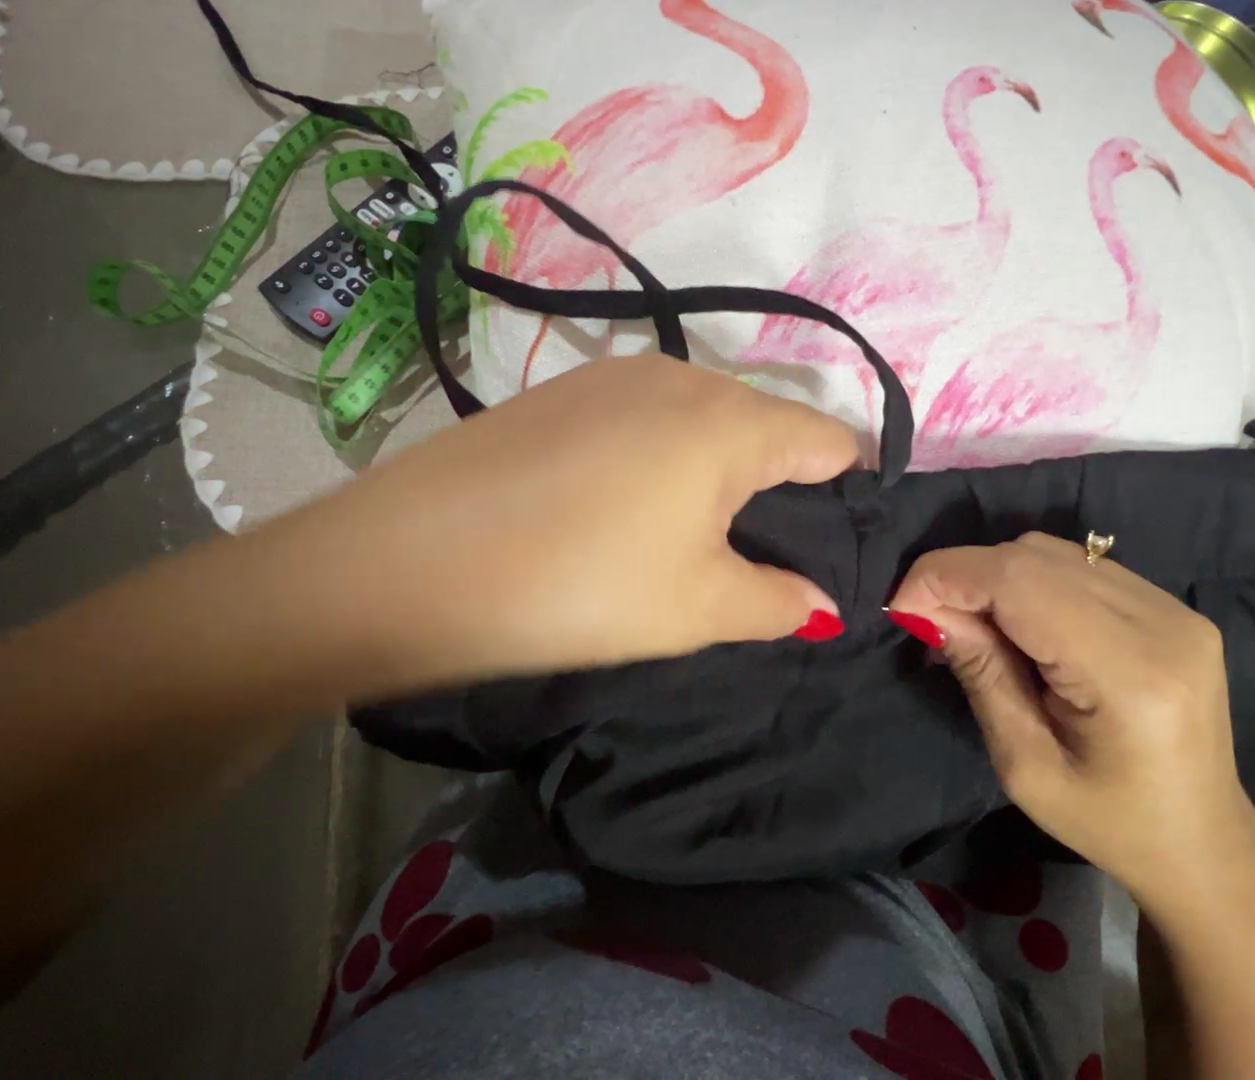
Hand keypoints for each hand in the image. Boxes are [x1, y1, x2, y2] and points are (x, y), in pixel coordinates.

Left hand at [265, 354, 857, 695]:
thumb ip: (779, 603)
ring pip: (703, 418)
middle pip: (766, 422)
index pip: (829, 438)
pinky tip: (620, 509)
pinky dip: (661, 457)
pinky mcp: (560, 390)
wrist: (410, 562)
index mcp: (730, 420)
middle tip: (752, 556)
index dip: (843, 491)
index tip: (827, 545)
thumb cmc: (577, 586)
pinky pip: (645, 417)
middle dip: (779, 484)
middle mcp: (680, 375)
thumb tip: (824, 604)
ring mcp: (613, 376)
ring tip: (684, 536)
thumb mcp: (696, 609)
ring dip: (716, 470)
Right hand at [888, 533, 1254, 902]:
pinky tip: (1017, 622)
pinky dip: (1031, 582)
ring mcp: (1176, 609)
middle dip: (965, 575)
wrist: (1200, 840)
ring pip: (1057, 553)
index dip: (949, 577)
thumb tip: (927, 610)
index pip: (1023, 583)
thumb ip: (982, 674)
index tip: (900, 606)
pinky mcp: (1175, 608)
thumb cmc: (1107, 823)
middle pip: (1037, 556)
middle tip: (927, 621)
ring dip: (996, 576)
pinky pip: (1082, 568)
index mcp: (1130, 674)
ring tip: (969, 624)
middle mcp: (1162, 623)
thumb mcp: (1024, 766)